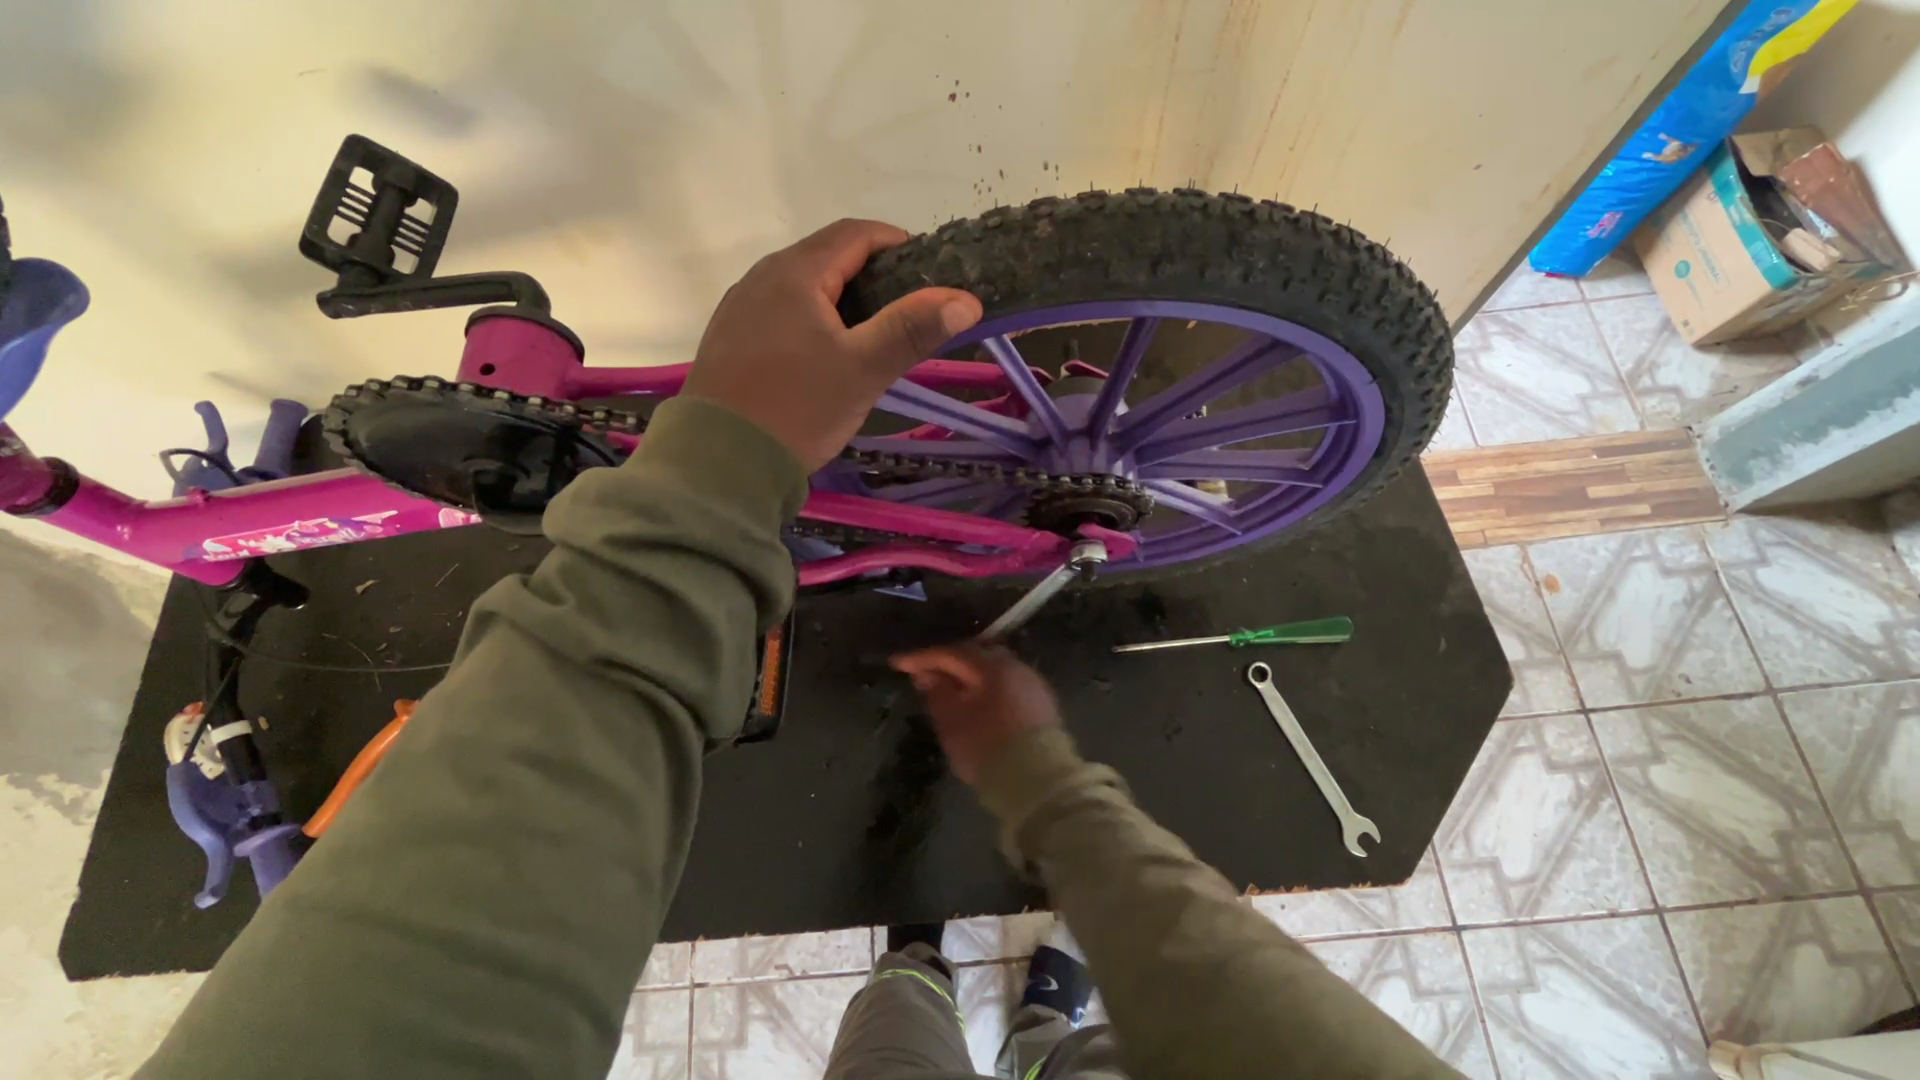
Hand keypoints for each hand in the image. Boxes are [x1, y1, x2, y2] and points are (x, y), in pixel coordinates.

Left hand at [682, 219, 982, 470]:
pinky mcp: (730, 338)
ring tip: (872, 336)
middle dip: (873, 274)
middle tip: (908, 311)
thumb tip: (966, 300)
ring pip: (803, 286)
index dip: (898, 245)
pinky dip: (813, 320)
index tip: (929, 274)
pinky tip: (825, 356)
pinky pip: (781, 312)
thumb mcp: (862, 370)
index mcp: (795, 273)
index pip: (856, 234)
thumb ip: (912, 329)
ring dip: (842, 299)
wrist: (720, 462)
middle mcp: (762, 277)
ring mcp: (740, 307)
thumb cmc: (797, 409)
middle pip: (828, 257)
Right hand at [890, 643, 1060, 783]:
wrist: (1038, 782)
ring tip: (950, 689)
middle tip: (926, 671)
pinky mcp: (1042, 705)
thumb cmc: (987, 748)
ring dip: (971, 676)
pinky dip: (988, 689)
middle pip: (977, 656)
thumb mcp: (951, 722)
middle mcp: (1017, 667)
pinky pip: (1008, 686)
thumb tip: (928, 675)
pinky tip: (977, 702)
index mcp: (993, 666)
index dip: (922, 657)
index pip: (952, 653)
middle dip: (949, 662)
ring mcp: (1033, 685)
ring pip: (995, 671)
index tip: (899, 663)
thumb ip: (937, 692)